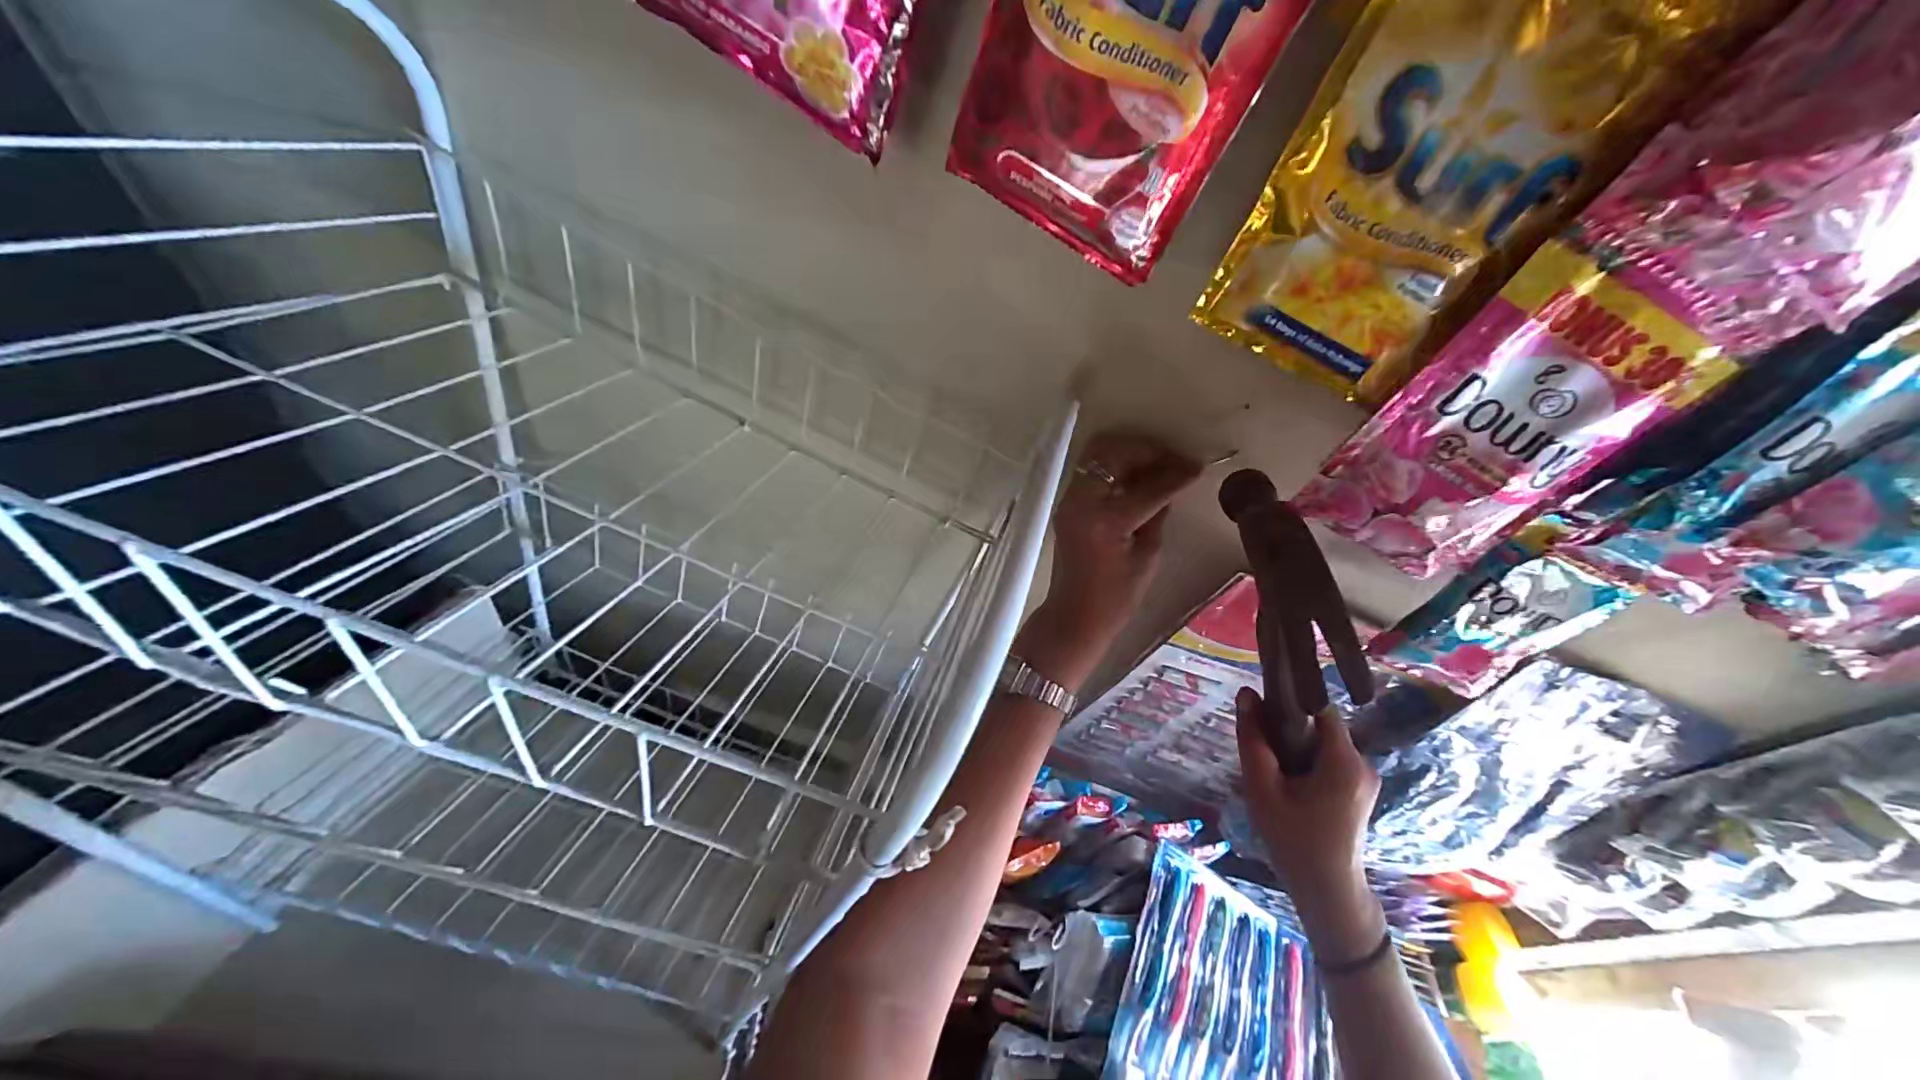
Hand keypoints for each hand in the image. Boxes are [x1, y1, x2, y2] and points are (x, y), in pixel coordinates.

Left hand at [1017, 432, 1198, 692]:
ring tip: (1156, 466)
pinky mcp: (1066, 505)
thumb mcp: (1147, 557)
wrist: (1073, 616)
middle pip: (1114, 453)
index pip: (1149, 486)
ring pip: (1098, 456)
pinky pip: (1091, 472)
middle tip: (1173, 461)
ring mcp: (1070, 501)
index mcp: (1106, 521)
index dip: (1176, 474)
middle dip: (1147, 451)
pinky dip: (1114, 467)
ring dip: (1128, 454)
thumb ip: (1158, 515)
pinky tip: (1136, 479)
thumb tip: (1169, 485)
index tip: (1197, 466)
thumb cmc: (1115, 599)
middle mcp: (1083, 503)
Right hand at [1234, 689, 1386, 958]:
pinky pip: (1330, 761)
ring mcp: (1365, 779)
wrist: (1327, 892)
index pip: (1320, 707)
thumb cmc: (1293, 840)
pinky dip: (1307, 763)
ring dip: (1296, 747)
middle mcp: (1363, 763)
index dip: (1290, 701)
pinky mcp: (1360, 791)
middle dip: (1289, 729)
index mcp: (1344, 760)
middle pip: (1321, 726)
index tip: (1262, 708)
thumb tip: (1246, 694)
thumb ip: (1253, 740)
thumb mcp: (1262, 788)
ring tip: (1271, 768)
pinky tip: (1287, 783)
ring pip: (1324, 744)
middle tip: (1260, 745)